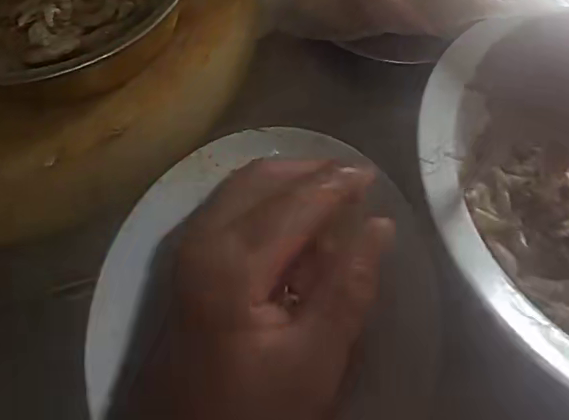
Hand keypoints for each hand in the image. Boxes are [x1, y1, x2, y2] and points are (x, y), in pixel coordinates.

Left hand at [127, 159, 394, 419]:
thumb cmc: (257, 409)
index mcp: (231, 262)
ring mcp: (189, 242)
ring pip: (245, 185)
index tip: (370, 174)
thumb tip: (380, 225)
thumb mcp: (315, 362)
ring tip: (331, 190)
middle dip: (311, 172)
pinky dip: (268, 196)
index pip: (292, 204)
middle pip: (262, 180)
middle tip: (354, 178)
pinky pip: (232, 202)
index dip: (334, 184)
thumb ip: (349, 289)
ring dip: (289, 180)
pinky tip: (295, 214)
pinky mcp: (189, 254)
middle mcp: (203, 236)